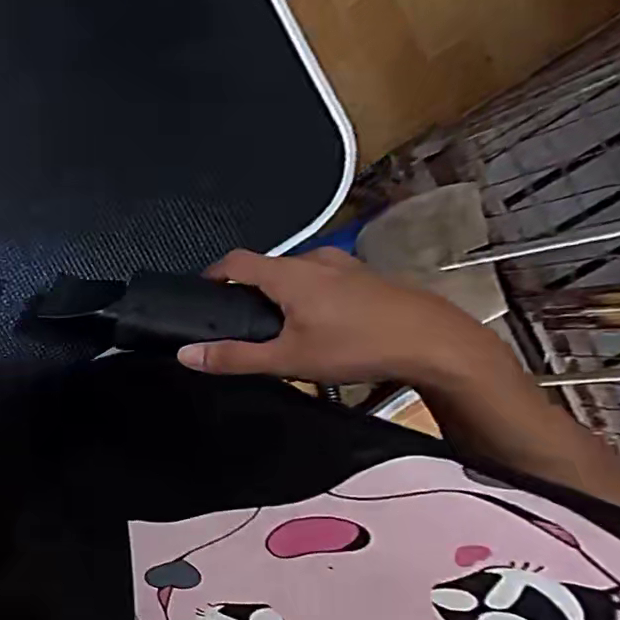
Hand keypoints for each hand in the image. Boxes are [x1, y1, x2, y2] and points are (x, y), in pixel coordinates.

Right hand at [176, 249, 526, 392]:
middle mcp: (315, 259)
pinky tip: (317, 327)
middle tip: (238, 323)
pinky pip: (322, 280)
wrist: (430, 341)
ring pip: (296, 274)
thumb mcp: (287, 359)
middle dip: (247, 291)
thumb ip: (235, 357)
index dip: (213, 275)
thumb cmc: (358, 346)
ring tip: (278, 331)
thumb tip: (189, 355)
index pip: (235, 261)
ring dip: (279, 295)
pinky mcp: (363, 277)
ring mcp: (343, 265)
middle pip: (266, 268)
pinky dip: (307, 297)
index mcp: (289, 273)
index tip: (201, 293)